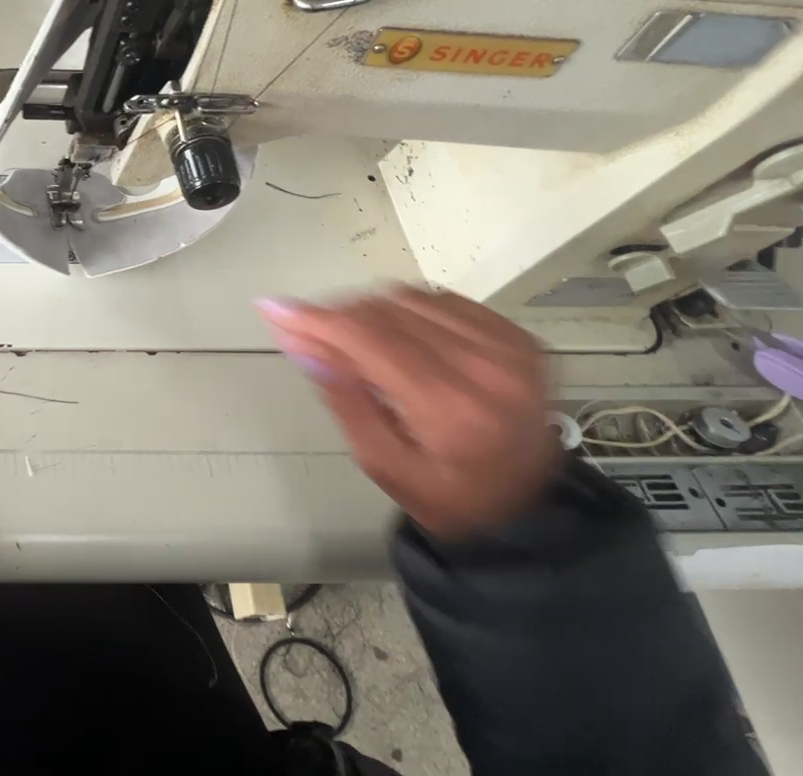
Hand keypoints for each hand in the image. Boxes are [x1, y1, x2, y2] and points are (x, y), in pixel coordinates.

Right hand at [257, 286, 560, 537]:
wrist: (527, 504)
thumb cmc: (445, 494)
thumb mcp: (381, 461)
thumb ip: (343, 398)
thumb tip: (301, 342)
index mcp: (450, 407)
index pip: (369, 338)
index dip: (316, 319)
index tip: (274, 309)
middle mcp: (485, 367)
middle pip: (385, 312)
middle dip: (335, 316)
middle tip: (307, 334)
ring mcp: (506, 347)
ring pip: (409, 298)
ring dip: (368, 312)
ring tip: (353, 341)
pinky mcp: (516, 337)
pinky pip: (440, 300)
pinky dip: (405, 310)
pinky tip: (394, 334)